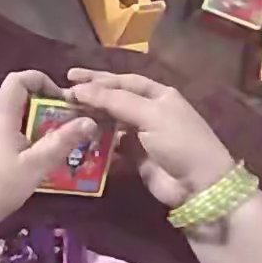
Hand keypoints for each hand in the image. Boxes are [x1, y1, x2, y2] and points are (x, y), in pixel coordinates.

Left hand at [0, 70, 99, 228]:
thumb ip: (63, 141)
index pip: (19, 79)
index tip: (62, 99)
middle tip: (71, 120)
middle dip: (48, 104)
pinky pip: (17, 132)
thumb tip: (89, 121)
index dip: (42, 80)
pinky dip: (34, 136)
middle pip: (22, 97)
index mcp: (2, 114)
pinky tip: (49, 153)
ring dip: (44, 122)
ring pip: (21, 116)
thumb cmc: (1, 183)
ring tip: (66, 137)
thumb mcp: (36, 163)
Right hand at [66, 69, 234, 207]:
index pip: (123, 81)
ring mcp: (141, 134)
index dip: (97, 79)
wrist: (198, 185)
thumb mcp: (149, 114)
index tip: (70, 77)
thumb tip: (79, 90)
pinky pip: (110, 143)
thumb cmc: (179, 141)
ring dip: (90, 117)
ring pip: (110, 121)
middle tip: (63, 94)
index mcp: (158, 94)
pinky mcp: (134, 156)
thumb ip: (114, 101)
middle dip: (90, 96)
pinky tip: (79, 137)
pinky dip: (96, 140)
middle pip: (115, 99)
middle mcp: (149, 110)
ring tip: (66, 115)